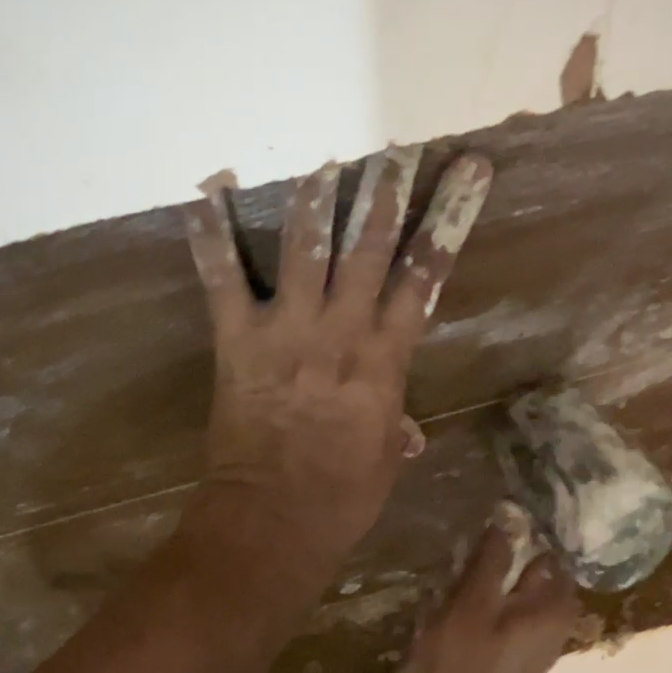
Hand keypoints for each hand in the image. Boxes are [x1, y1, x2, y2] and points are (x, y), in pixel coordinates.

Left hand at [180, 151, 493, 571]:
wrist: (275, 520)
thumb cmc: (341, 500)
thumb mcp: (385, 461)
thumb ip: (395, 428)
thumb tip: (406, 427)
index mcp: (385, 360)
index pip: (423, 277)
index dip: (447, 221)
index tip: (465, 174)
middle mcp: (340, 332)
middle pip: (367, 249)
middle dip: (385, 195)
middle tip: (397, 152)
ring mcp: (286, 331)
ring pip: (304, 248)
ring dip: (316, 200)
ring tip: (329, 164)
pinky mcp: (238, 340)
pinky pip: (222, 277)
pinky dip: (210, 234)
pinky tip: (205, 189)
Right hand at [415, 519, 580, 672]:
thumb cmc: (467, 668)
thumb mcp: (471, 608)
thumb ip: (490, 563)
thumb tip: (505, 521)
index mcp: (551, 599)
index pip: (546, 546)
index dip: (521, 529)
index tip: (492, 515)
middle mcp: (557, 614)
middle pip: (535, 567)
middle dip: (509, 554)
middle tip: (472, 545)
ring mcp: (542, 635)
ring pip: (523, 590)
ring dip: (499, 579)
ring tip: (464, 570)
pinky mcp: (523, 651)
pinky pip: (514, 612)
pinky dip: (496, 602)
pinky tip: (466, 602)